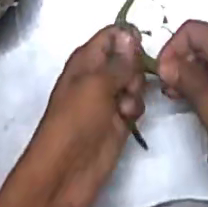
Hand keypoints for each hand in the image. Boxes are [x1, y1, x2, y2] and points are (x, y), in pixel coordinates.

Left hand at [0, 26, 144, 206]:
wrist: (66, 172)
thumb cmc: (75, 120)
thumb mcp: (97, 83)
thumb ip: (119, 60)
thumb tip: (130, 35)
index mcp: (87, 58)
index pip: (112, 34)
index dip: (128, 36)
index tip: (141, 46)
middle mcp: (98, 74)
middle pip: (128, 57)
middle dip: (135, 67)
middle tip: (128, 82)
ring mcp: (109, 98)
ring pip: (134, 80)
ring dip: (136, 90)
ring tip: (125, 106)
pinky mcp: (118, 120)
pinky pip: (135, 103)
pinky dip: (135, 108)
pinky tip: (128, 119)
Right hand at [157, 20, 207, 206]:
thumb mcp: (206, 100)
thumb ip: (183, 77)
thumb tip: (166, 65)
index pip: (190, 30)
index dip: (171, 49)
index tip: (161, 74)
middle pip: (200, 40)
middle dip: (180, 60)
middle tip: (167, 87)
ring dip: (192, 71)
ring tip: (178, 96)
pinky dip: (207, 78)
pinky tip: (198, 99)